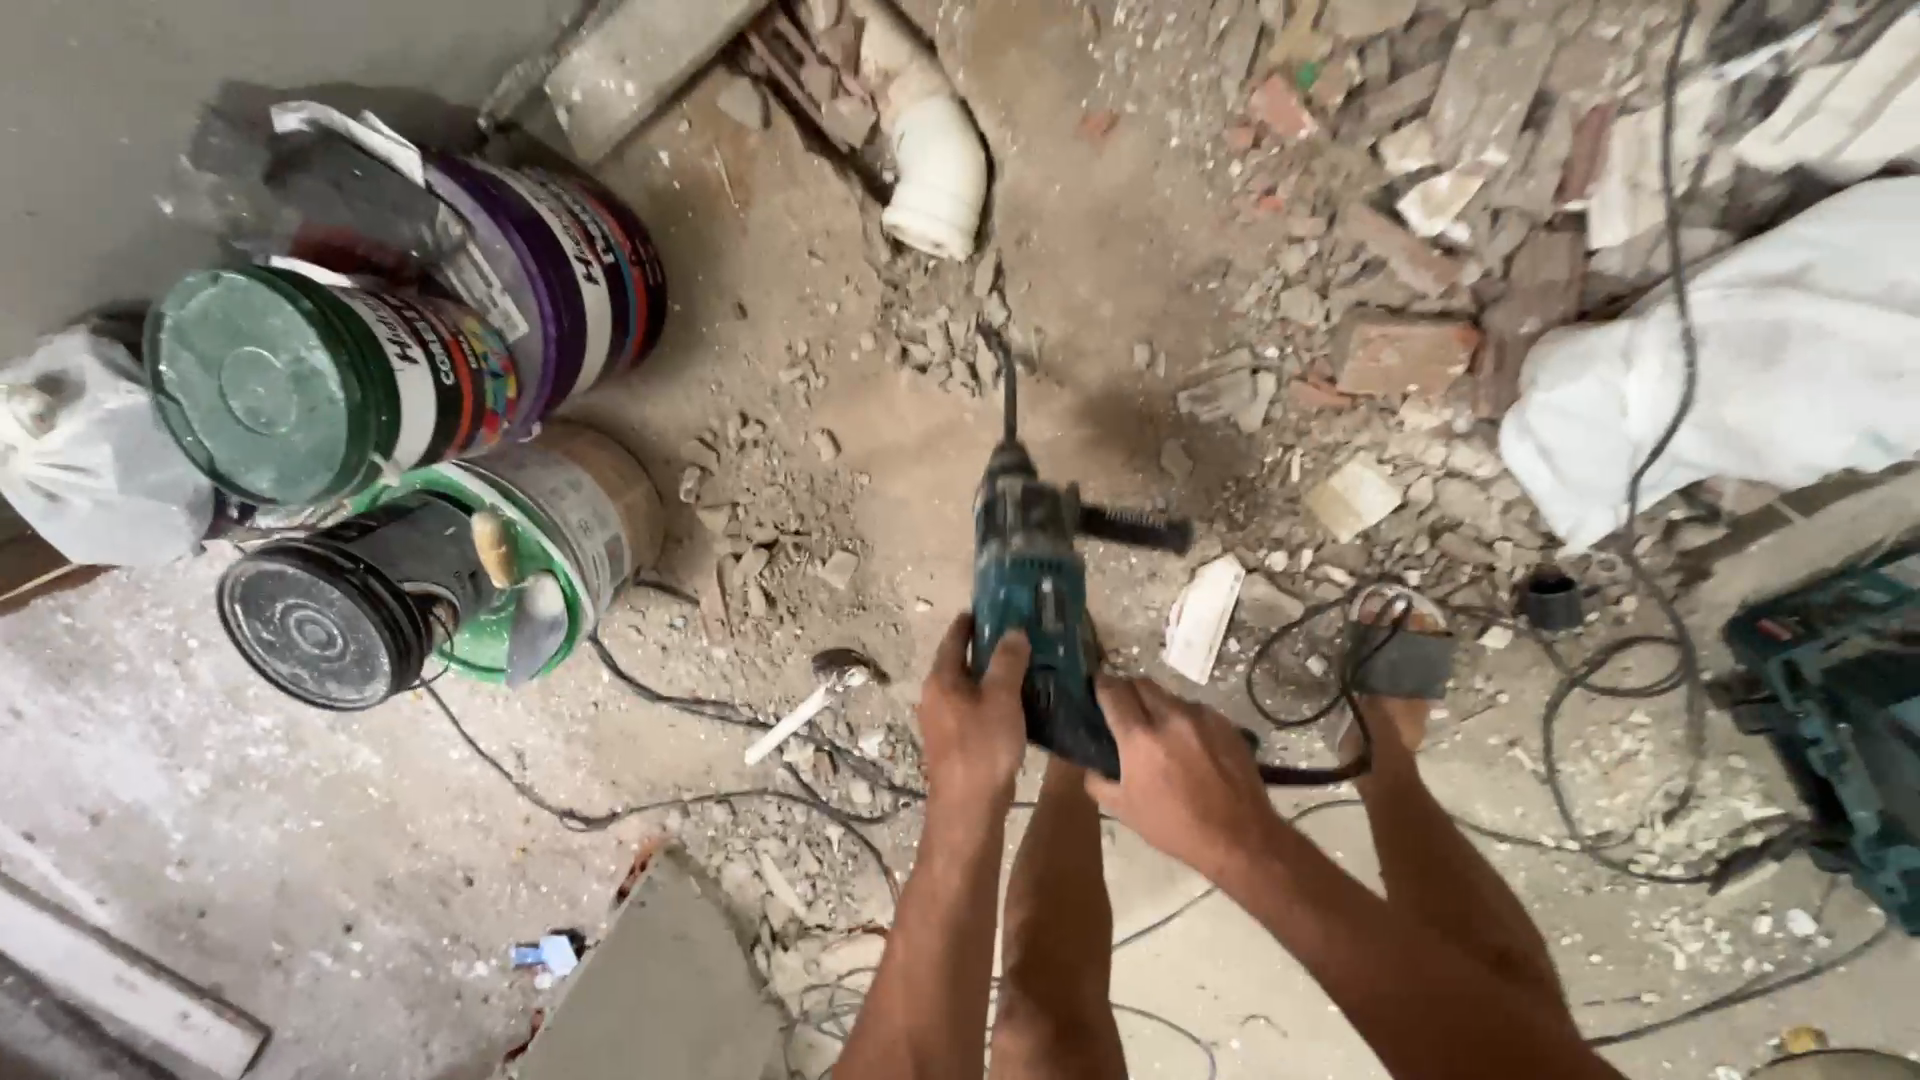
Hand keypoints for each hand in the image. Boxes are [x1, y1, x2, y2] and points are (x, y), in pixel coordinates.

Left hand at [916, 614, 1031, 810]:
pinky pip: (971, 708)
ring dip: (989, 676)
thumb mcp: (1002, 698)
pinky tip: (1014, 703)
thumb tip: (1013, 631)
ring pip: (966, 688)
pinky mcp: (953, 741)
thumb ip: (1008, 662)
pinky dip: (990, 699)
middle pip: (959, 662)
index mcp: (941, 679)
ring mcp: (941, 721)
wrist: (969, 807)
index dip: (970, 622)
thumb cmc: (983, 747)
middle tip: (1017, 636)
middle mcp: (934, 695)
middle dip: (984, 648)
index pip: (953, 639)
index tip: (990, 608)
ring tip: (1022, 667)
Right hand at [1087, 677, 1280, 878]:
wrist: (1239, 837)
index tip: (1096, 688)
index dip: (1100, 684)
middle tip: (1124, 708)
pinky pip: (1196, 710)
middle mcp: (1170, 717)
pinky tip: (1190, 744)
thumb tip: (1091, 767)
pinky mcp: (1225, 723)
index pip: (1113, 691)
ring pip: (1170, 695)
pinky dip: (1185, 719)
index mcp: (1139, 737)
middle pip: (1140, 682)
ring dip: (1157, 705)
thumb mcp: (1124, 811)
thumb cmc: (1175, 826)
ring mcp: (1201, 717)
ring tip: (1160, 730)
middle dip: (1128, 689)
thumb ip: (1098, 782)